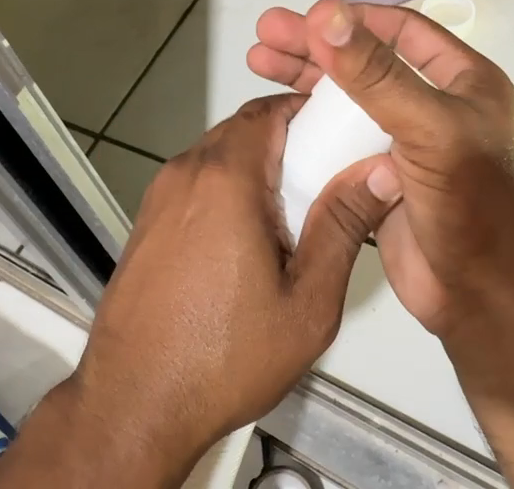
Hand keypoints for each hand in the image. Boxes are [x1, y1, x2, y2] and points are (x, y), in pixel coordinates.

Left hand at [57, 94, 399, 478]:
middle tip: (326, 178)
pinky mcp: (147, 222)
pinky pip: (196, 184)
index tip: (339, 130)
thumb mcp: (307, 301)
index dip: (307, 111)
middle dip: (286, 141)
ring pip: (218, 156)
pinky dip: (227, 191)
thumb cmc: (224, 357)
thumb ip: (343, 227)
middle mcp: (186, 174)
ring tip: (293, 216)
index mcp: (226, 179)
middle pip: (243, 129)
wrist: (135, 403)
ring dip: (255, 168)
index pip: (268, 110)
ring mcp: (160, 197)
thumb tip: (378, 173)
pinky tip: (249, 240)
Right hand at [248, 0, 513, 337]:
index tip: (304, 16)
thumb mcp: (428, 128)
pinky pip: (338, 140)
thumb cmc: (473, 205)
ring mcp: (405, 144)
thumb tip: (325, 13)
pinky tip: (275, 112)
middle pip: (365, 62)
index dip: (353, 19)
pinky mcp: (378, 178)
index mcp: (465, 83)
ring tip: (256, 61)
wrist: (485, 304)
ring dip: (304, 80)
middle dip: (314, 46)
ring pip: (346, 101)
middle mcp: (435, 106)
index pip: (402, 31)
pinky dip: (306, 124)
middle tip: (265, 32)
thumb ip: (375, 73)